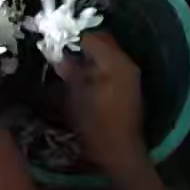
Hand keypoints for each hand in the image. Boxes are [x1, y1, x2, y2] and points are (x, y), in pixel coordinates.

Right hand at [56, 32, 146, 175]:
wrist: (118, 151)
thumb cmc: (94, 125)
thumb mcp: (75, 98)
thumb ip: (70, 73)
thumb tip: (61, 58)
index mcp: (113, 63)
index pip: (92, 38)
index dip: (73, 39)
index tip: (57, 45)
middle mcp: (126, 64)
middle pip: (104, 42)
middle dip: (84, 45)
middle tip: (64, 53)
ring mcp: (132, 75)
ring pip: (110, 54)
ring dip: (92, 56)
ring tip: (73, 66)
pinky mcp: (131, 86)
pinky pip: (114, 67)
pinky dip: (100, 67)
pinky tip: (87, 78)